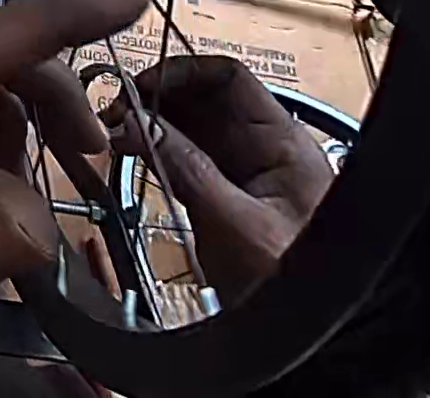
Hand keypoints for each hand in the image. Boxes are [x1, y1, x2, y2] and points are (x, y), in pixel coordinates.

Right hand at [100, 56, 334, 299]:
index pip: (228, 77)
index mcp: (280, 144)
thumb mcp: (239, 227)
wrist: (318, 358)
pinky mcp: (212, 189)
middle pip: (197, 94)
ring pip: (180, 120)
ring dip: (142, 118)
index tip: (138, 86)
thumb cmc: (299, 291)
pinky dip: (144, 143)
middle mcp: (255, 147)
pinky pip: (172, 149)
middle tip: (113, 110)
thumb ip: (187, 169)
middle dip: (152, 94)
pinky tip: (121, 149)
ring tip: (111, 130)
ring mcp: (233, 167)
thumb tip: (136, 120)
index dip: (181, 71)